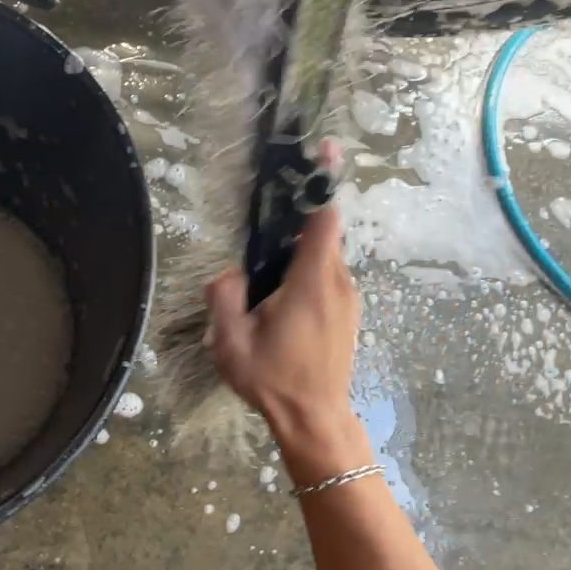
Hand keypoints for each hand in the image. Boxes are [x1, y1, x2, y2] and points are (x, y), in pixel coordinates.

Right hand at [204, 203, 366, 483]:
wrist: (316, 420)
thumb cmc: (273, 381)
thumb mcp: (230, 343)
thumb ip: (222, 298)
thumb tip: (227, 274)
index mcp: (311, 284)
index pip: (324, 220)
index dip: (324, 182)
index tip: (325, 149)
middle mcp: (337, 284)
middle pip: (320, 234)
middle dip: (294, 221)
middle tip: (261, 229)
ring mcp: (348, 298)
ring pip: (322, 256)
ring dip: (297, 252)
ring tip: (265, 278)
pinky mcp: (347, 312)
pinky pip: (326, 275)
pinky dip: (306, 270)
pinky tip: (280, 298)